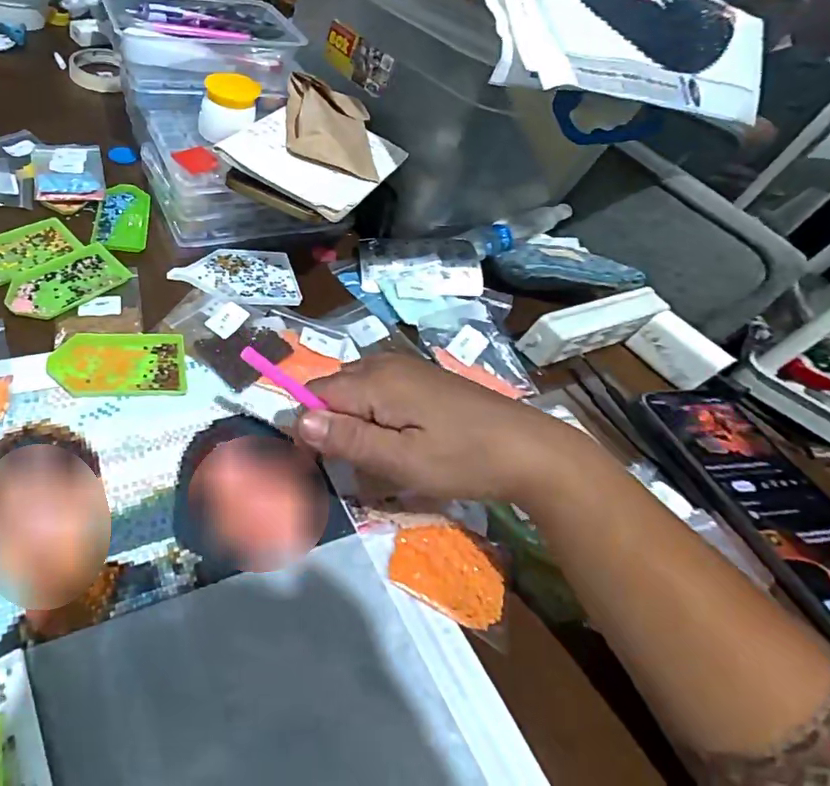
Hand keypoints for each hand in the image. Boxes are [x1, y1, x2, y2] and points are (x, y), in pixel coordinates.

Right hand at [298, 353, 595, 502]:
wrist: (532, 450)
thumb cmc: (463, 460)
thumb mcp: (402, 461)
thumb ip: (348, 438)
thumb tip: (298, 420)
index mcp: (374, 381)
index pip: (314, 395)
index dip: (308, 429)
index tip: (320, 466)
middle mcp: (383, 363)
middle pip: (333, 390)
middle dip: (331, 425)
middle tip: (351, 467)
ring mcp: (404, 367)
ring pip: (355, 390)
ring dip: (353, 421)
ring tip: (374, 458)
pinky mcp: (422, 377)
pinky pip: (378, 389)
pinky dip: (375, 414)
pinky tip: (397, 439)